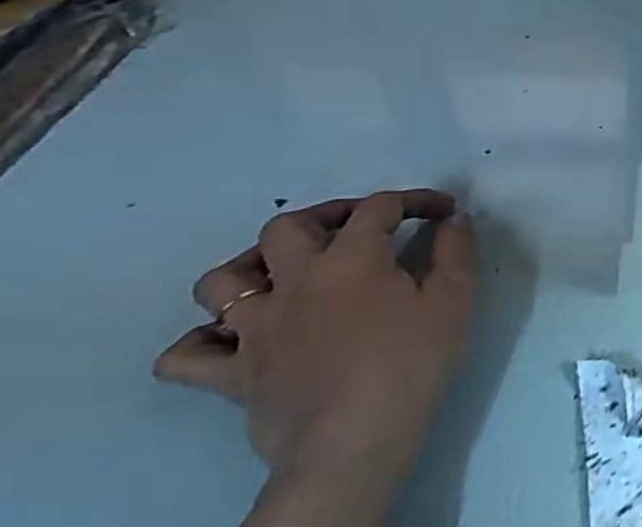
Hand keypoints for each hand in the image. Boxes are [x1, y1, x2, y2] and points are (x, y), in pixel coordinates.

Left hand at [154, 190, 476, 526]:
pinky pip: (186, 354)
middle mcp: (294, 282)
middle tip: (359, 228)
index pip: (379, 207)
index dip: (415, 200)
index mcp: (351, 259)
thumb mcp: (455, 298)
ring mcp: (254, 330)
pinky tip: (235, 338)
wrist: (355, 442)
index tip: (444, 212)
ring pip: (221, 281)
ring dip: (251, 268)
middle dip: (325, 216)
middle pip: (286, 226)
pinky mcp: (231, 375)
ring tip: (286, 273)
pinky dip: (203, 339)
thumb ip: (455, 251)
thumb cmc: (413, 362)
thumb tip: (453, 220)